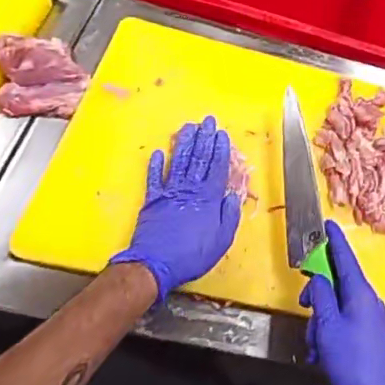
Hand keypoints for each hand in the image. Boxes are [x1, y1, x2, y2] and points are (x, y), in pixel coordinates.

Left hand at [110, 116, 242, 302]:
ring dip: (184, 144)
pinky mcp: (152, 200)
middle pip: (199, 159)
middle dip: (204, 138)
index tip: (222, 134)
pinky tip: (159, 152)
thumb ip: (229, 215)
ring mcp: (169, 193)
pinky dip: (156, 165)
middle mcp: (189, 190)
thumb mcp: (222, 239)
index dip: (220, 150)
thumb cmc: (193, 255)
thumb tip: (232, 195)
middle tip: (208, 121)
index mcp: (209, 199)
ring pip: (179, 162)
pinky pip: (154, 178)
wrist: (155, 263)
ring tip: (189, 127)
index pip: (217, 168)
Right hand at [300, 222, 384, 384]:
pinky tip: (322, 355)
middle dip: (317, 297)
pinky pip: (343, 323)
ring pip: (336, 306)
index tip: (326, 224)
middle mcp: (368, 301)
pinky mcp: (368, 334)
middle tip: (304, 310)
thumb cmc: (352, 361)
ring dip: (320, 322)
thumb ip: (320, 296)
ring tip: (315, 346)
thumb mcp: (328, 326)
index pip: (345, 258)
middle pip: (337, 283)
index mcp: (360, 293)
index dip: (334, 241)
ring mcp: (370, 318)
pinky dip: (329, 334)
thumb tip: (318, 278)